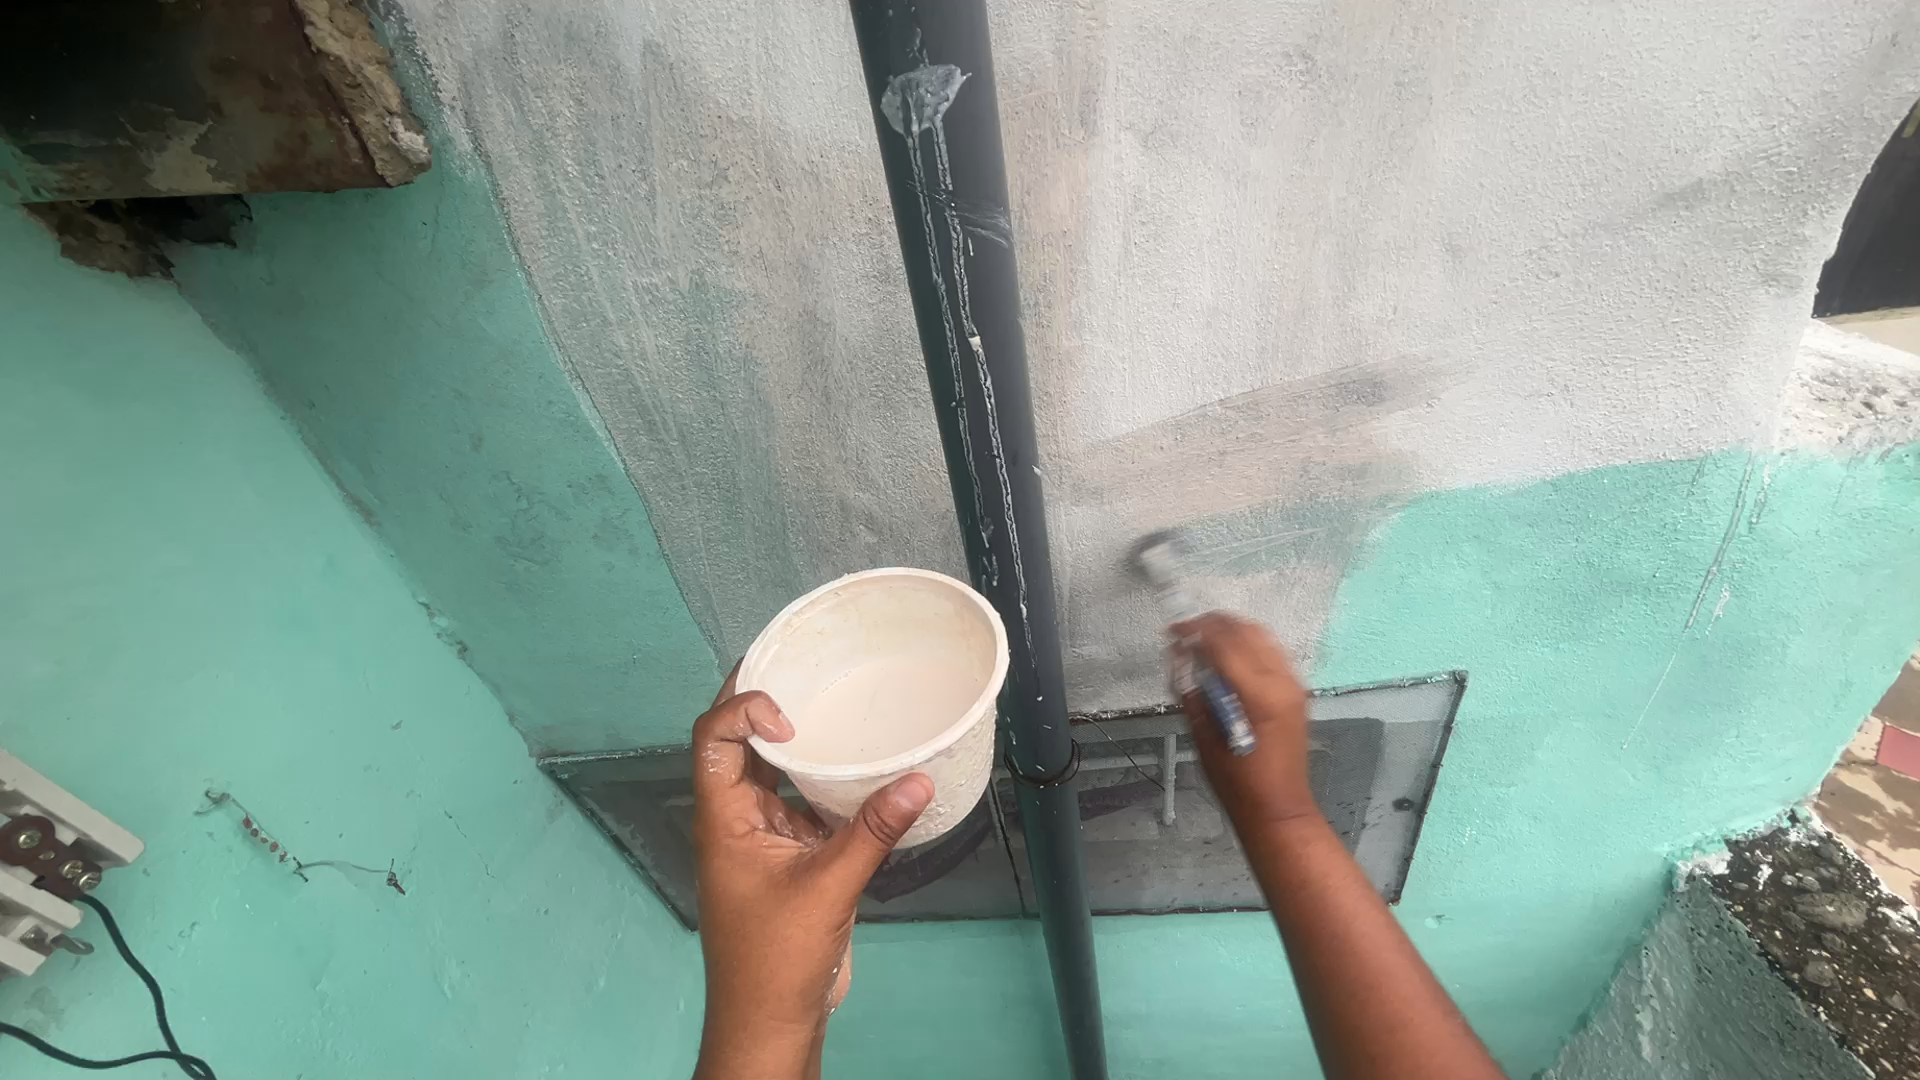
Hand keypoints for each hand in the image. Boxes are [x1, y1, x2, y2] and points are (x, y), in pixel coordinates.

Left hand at [690, 673, 932, 1077]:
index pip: (714, 739)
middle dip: (763, 701)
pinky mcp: (791, 850)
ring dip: (795, 736)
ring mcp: (763, 833)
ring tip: (834, 698)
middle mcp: (738, 815)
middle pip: (737, 742)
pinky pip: (802, 796)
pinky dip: (823, 773)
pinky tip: (858, 759)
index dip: (742, 709)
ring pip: (771, 768)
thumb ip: (873, 831)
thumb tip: (923, 778)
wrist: (772, 1022)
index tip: (792, 713)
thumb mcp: (828, 888)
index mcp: (724, 817)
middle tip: (805, 663)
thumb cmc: (778, 957)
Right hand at [1172, 613, 1318, 831]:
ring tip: (1204, 637)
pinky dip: (1247, 643)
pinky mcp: (1296, 690)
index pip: (1223, 643)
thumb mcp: (1203, 735)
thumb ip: (1192, 691)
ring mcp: (1293, 684)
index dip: (1194, 630)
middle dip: (1212, 624)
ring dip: (1231, 629)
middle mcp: (1281, 682)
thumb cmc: (1236, 781)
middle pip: (1245, 630)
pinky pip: (1271, 651)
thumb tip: (1178, 657)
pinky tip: (1229, 652)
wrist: (1278, 807)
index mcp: (1257, 695)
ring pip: (1261, 635)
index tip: (1172, 630)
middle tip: (1184, 631)